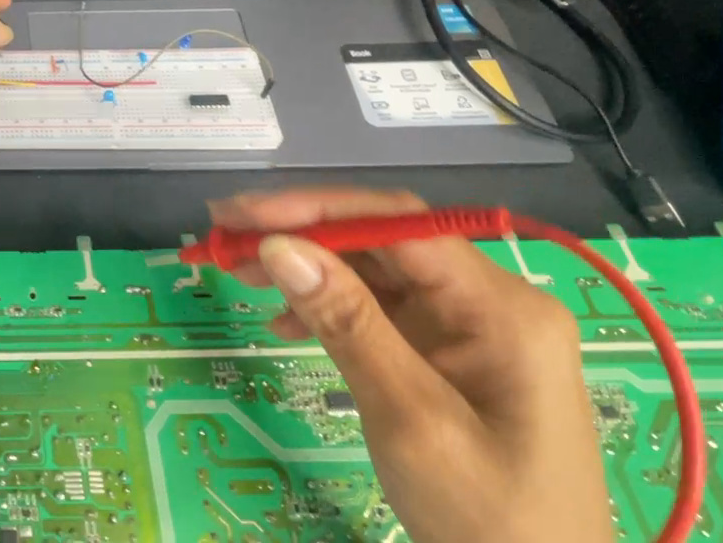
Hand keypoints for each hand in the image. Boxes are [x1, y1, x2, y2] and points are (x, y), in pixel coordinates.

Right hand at [213, 189, 609, 542]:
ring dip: (303, 267)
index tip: (242, 216)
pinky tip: (281, 322)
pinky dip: (323, 306)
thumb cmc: (486, 516)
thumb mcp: (410, 420)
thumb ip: (347, 324)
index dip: (314, 210)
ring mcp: (466, 326)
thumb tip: (278, 245)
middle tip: (222, 235)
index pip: (397, 225)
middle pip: (379, 241)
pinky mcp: (444, 351)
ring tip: (237, 270)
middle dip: (298, 234)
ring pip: (370, 270)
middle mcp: (487, 300)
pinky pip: (376, 307)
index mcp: (500, 307)